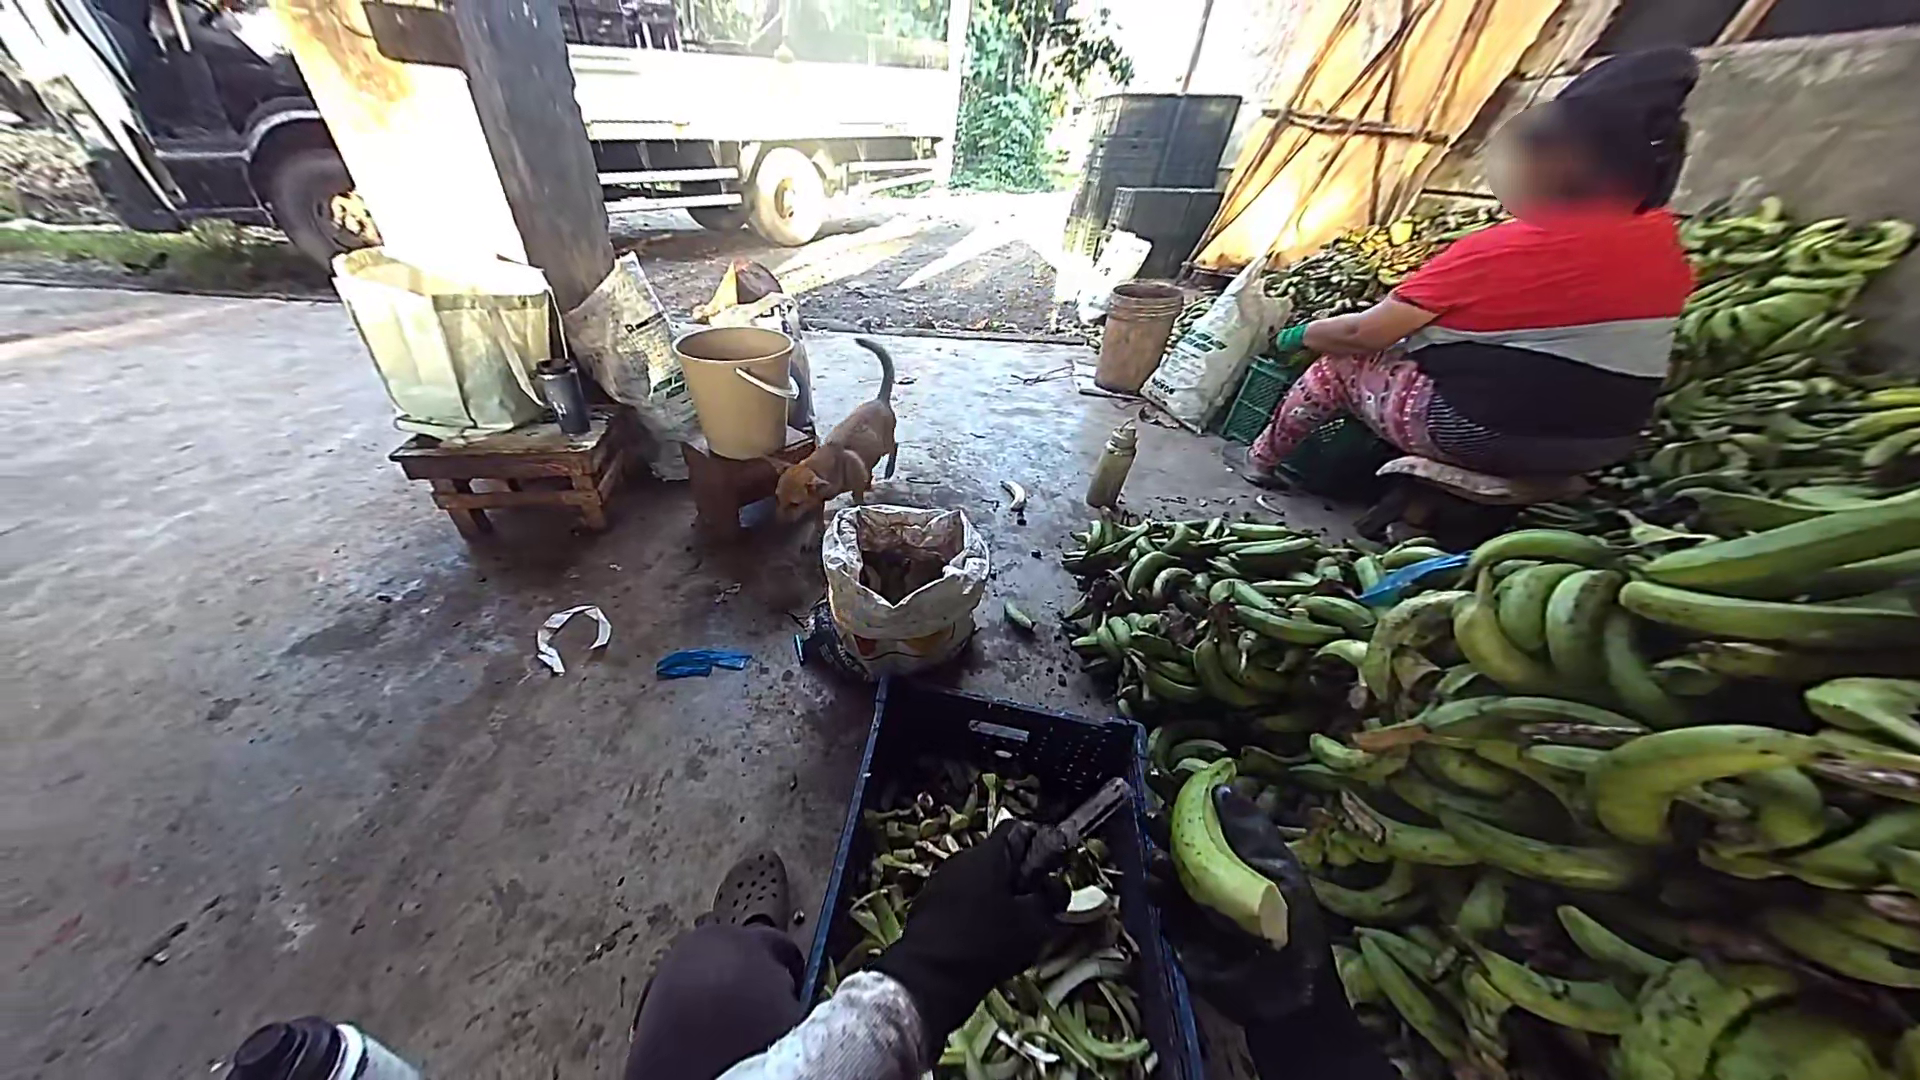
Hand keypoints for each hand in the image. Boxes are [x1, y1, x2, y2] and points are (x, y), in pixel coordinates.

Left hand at [873, 820, 1066, 1039]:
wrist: (928, 978)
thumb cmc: (985, 944)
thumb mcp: (1032, 925)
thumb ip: (1050, 900)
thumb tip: (1056, 887)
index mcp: (989, 853)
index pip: (1019, 829)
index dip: (1040, 843)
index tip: (1052, 868)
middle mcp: (963, 858)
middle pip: (1000, 856)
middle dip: (1020, 876)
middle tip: (1036, 904)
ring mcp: (943, 879)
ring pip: (981, 878)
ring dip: (998, 895)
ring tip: (1012, 927)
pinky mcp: (930, 902)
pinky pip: (962, 897)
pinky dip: (977, 910)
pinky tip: (984, 939)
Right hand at [1148, 786, 1333, 1025]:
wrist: (1287, 997)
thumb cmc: (1292, 928)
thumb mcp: (1280, 874)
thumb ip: (1250, 831)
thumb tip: (1221, 786)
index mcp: (1236, 852)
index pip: (1205, 816)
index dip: (1185, 797)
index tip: (1163, 778)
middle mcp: (1210, 869)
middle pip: (1179, 838)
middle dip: (1164, 824)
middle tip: (1152, 816)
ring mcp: (1191, 896)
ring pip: (1164, 865)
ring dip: (1158, 856)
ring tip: (1158, 858)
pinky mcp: (1176, 923)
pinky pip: (1157, 899)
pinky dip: (1153, 887)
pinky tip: (1155, 882)